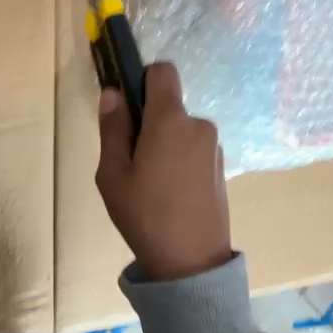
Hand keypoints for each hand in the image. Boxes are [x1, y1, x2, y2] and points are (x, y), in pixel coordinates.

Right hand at [95, 63, 233, 281]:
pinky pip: (191, 150)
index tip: (125, 107)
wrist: (191, 261)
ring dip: (162, 145)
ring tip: (148, 184)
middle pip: (168, 106)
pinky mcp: (220, 167)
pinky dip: (177, 161)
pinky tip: (167, 194)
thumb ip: (112, 129)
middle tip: (128, 162)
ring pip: (179, 131)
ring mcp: (213, 147)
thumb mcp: (112, 175)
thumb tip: (113, 93)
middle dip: (148, 123)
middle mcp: (198, 125)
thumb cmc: (144, 215)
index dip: (141, 79)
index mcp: (170, 120)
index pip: (162, 71)